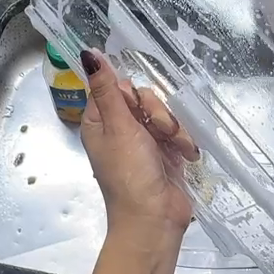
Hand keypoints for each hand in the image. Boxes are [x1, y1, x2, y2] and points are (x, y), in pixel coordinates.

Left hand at [78, 50, 196, 246]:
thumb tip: (88, 52)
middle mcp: (120, 129)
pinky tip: (186, 156)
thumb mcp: (118, 127)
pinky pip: (178, 132)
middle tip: (159, 130)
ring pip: (164, 113)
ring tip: (175, 148)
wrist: (154, 221)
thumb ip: (107, 89)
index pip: (115, 87)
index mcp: (100, 121)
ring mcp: (144, 141)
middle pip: (144, 97)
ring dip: (174, 128)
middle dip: (158, 112)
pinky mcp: (166, 153)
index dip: (130, 94)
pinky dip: (183, 142)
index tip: (135, 109)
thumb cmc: (130, 174)